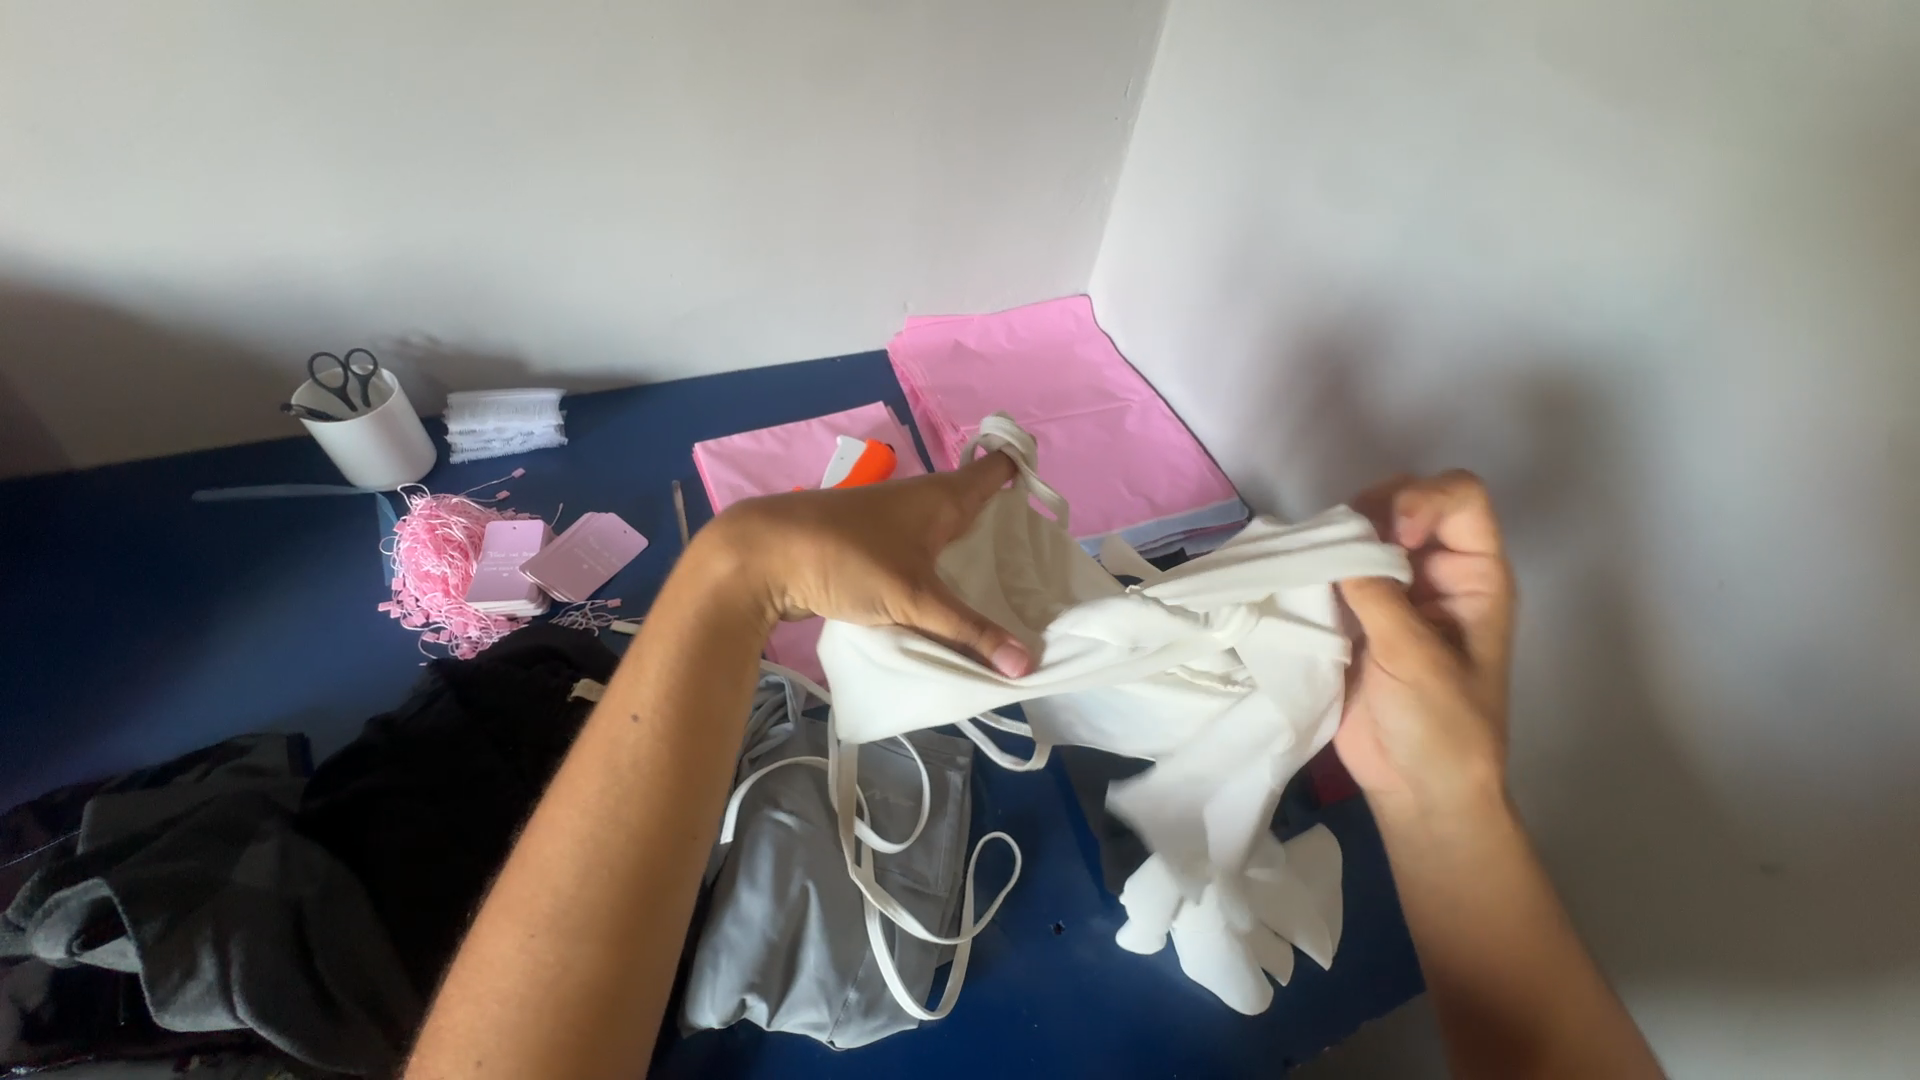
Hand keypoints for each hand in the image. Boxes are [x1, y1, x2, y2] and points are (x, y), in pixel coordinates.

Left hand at [700, 451, 1034, 676]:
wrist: (763, 556)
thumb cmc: (848, 557)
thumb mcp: (914, 597)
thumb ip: (968, 631)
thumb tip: (1025, 665)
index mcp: (944, 497)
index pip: (999, 471)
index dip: (1028, 477)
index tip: (1055, 514)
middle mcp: (925, 503)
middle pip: (980, 511)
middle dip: (1009, 537)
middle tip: (1042, 575)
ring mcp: (897, 525)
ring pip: (950, 538)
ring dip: (974, 561)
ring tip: (1007, 597)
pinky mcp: (875, 550)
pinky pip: (924, 560)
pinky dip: (942, 577)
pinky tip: (951, 607)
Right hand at [1335, 470, 1515, 817]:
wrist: (1415, 785)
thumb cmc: (1442, 725)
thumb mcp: (1417, 657)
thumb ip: (1378, 596)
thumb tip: (1335, 545)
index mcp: (1472, 576)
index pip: (1459, 498)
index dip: (1423, 500)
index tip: (1392, 537)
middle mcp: (1432, 573)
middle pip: (1404, 502)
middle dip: (1370, 511)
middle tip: (1339, 545)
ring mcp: (1391, 593)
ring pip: (1361, 533)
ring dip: (1335, 538)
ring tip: (1312, 563)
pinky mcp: (1353, 615)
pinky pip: (1332, 571)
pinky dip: (1313, 567)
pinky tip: (1298, 579)